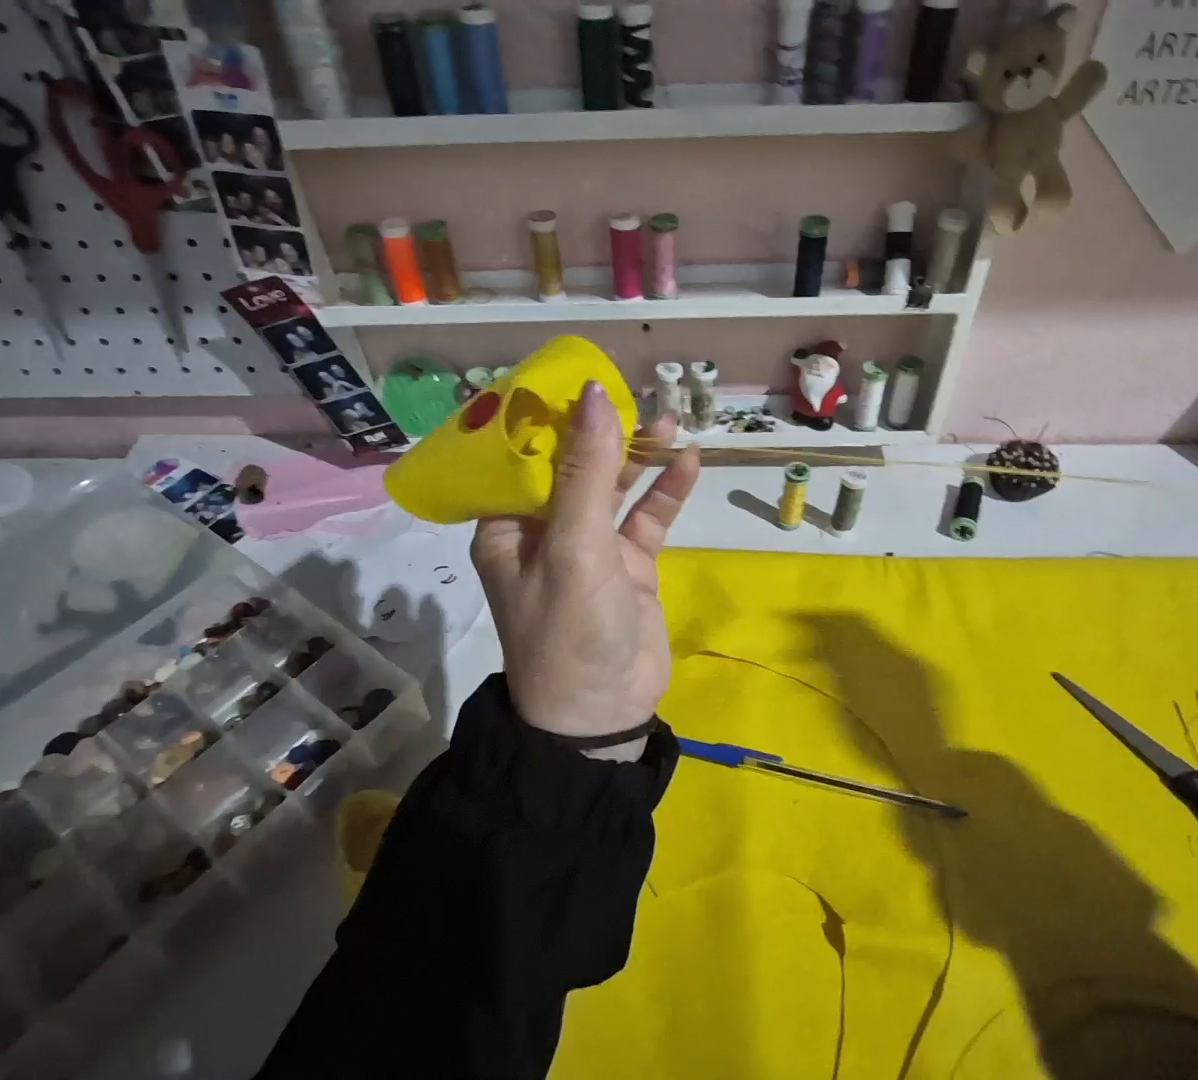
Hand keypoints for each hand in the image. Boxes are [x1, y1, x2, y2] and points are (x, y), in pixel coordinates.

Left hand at [471, 381, 701, 754]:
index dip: (552, 415)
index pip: (524, 455)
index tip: (582, 376)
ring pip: (614, 488)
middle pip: (574, 465)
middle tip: (636, 391)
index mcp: (509, 526)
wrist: (603, 714)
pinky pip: (646, 519)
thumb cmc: (570, 630)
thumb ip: (588, 472)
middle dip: (603, 431)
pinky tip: (688, 462)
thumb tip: (595, 394)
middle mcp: (544, 531)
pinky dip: (665, 492)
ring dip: (639, 456)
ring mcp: (590, 548)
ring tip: (669, 418)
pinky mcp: (627, 566)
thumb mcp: (575, 547)